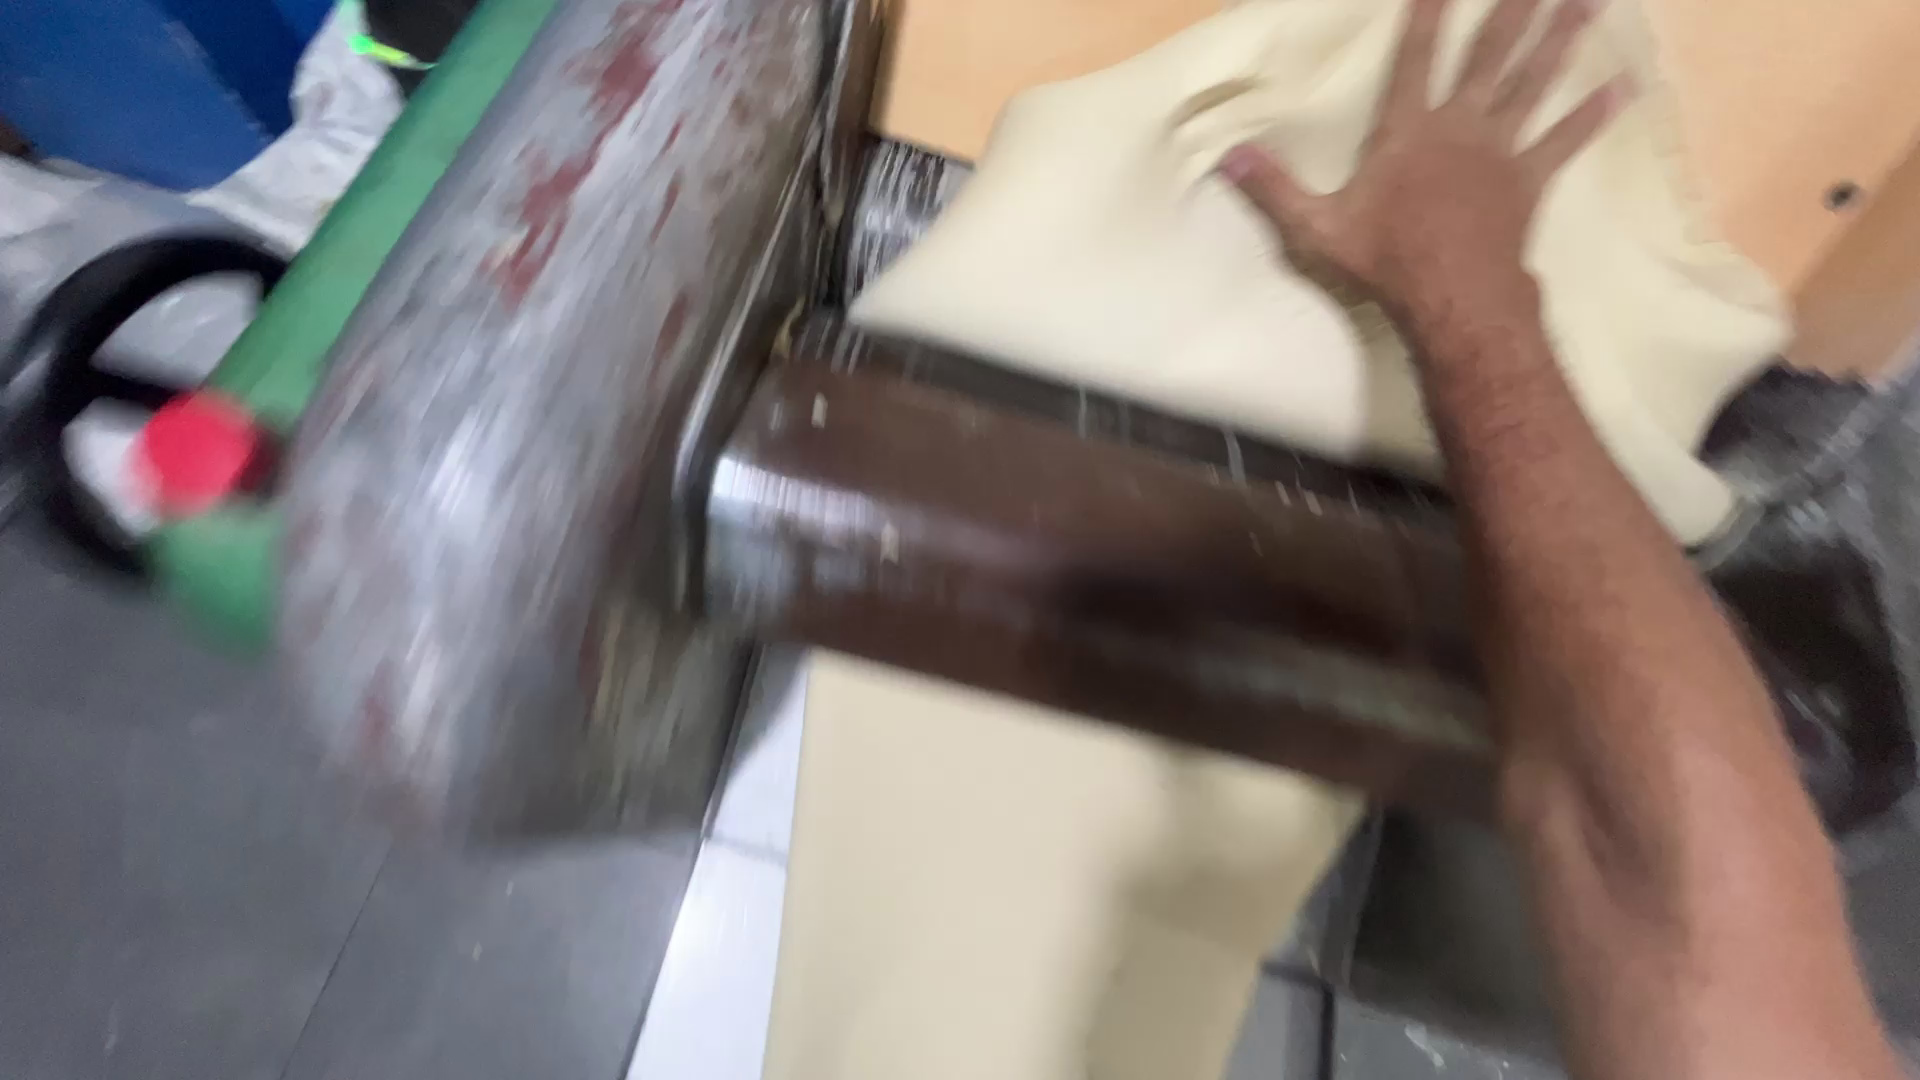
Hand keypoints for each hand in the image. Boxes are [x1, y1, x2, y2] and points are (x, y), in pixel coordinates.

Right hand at [1220, 0, 1626, 333]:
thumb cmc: (1382, 260)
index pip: (1415, 58)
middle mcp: (1460, 126)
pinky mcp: (1528, 180)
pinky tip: (1620, 87)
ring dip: (1563, 36)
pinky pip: (1565, 141)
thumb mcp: (1315, 229)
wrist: (1451, 295)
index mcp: (1406, 134)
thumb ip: (1275, 189)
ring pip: (1535, 81)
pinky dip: (1591, 115)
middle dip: (1517, 2)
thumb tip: (1229, 155)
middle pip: (1492, 51)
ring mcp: (1501, 150)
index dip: (1428, 10)